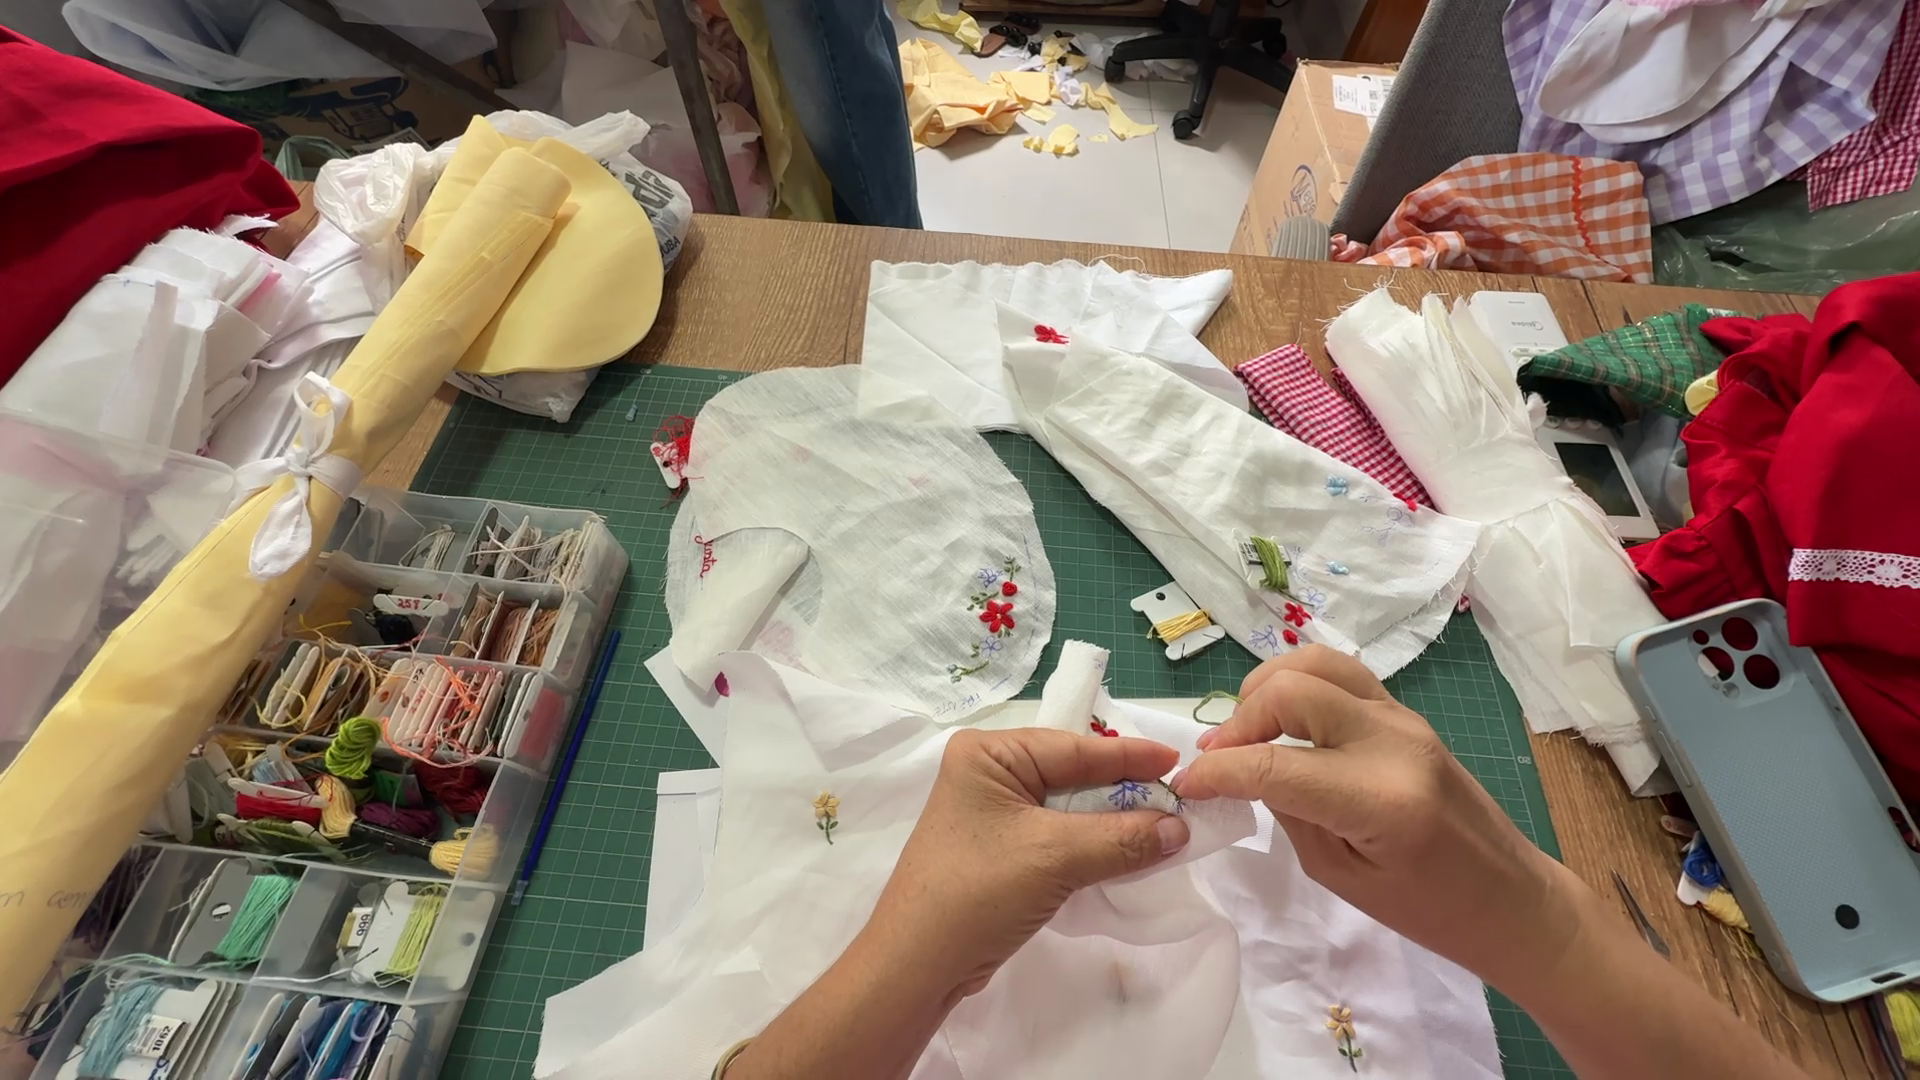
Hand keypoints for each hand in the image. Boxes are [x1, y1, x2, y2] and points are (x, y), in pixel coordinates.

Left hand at [872, 727, 1191, 997]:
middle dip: (1122, 791)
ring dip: (1111, 820)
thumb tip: (1178, 828)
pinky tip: (1126, 849)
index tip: (1176, 760)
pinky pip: (1057, 833)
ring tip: (1163, 824)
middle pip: (1071, 774)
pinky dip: (1092, 843)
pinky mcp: (1001, 847)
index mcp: (988, 753)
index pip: (1071, 747)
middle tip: (1177, 798)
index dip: (1127, 756)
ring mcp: (993, 811)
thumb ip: (1120, 838)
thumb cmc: (979, 890)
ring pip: (1067, 806)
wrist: (918, 964)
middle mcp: (988, 772)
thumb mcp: (1054, 856)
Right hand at [1170, 646, 1576, 989]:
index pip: (1273, 764)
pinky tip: (1280, 716)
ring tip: (1247, 728)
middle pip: (1290, 690)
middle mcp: (1392, 741)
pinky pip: (1335, 672)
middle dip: (1238, 720)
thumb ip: (1286, 809)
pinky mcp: (1402, 710)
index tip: (1186, 783)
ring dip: (1264, 689)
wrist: (1515, 901)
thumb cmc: (1429, 909)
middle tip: (1218, 756)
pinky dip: (1294, 683)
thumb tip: (1242, 770)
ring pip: (1313, 662)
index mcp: (1379, 798)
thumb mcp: (1336, 874)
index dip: (1217, 771)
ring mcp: (1402, 716)